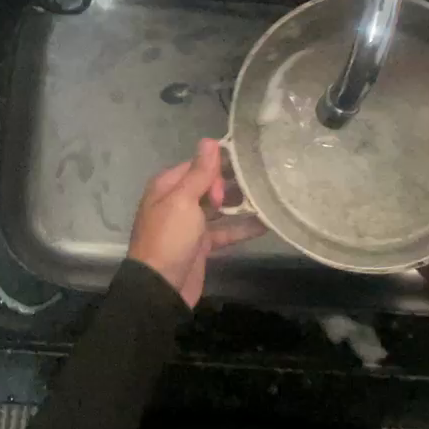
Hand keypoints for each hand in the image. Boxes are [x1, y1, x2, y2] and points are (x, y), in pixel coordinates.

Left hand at [127, 138, 265, 306]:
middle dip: (231, 184)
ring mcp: (190, 224)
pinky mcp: (201, 245)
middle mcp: (178, 201)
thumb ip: (199, 172)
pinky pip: (224, 231)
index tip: (236, 174)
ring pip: (219, 208)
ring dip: (240, 204)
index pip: (198, 165)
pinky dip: (242, 228)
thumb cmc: (169, 238)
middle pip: (210, 184)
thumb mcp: (183, 200)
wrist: (159, 289)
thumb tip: (209, 140)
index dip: (217, 168)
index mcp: (168, 186)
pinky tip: (266, 223)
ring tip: (269, 197)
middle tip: (257, 185)